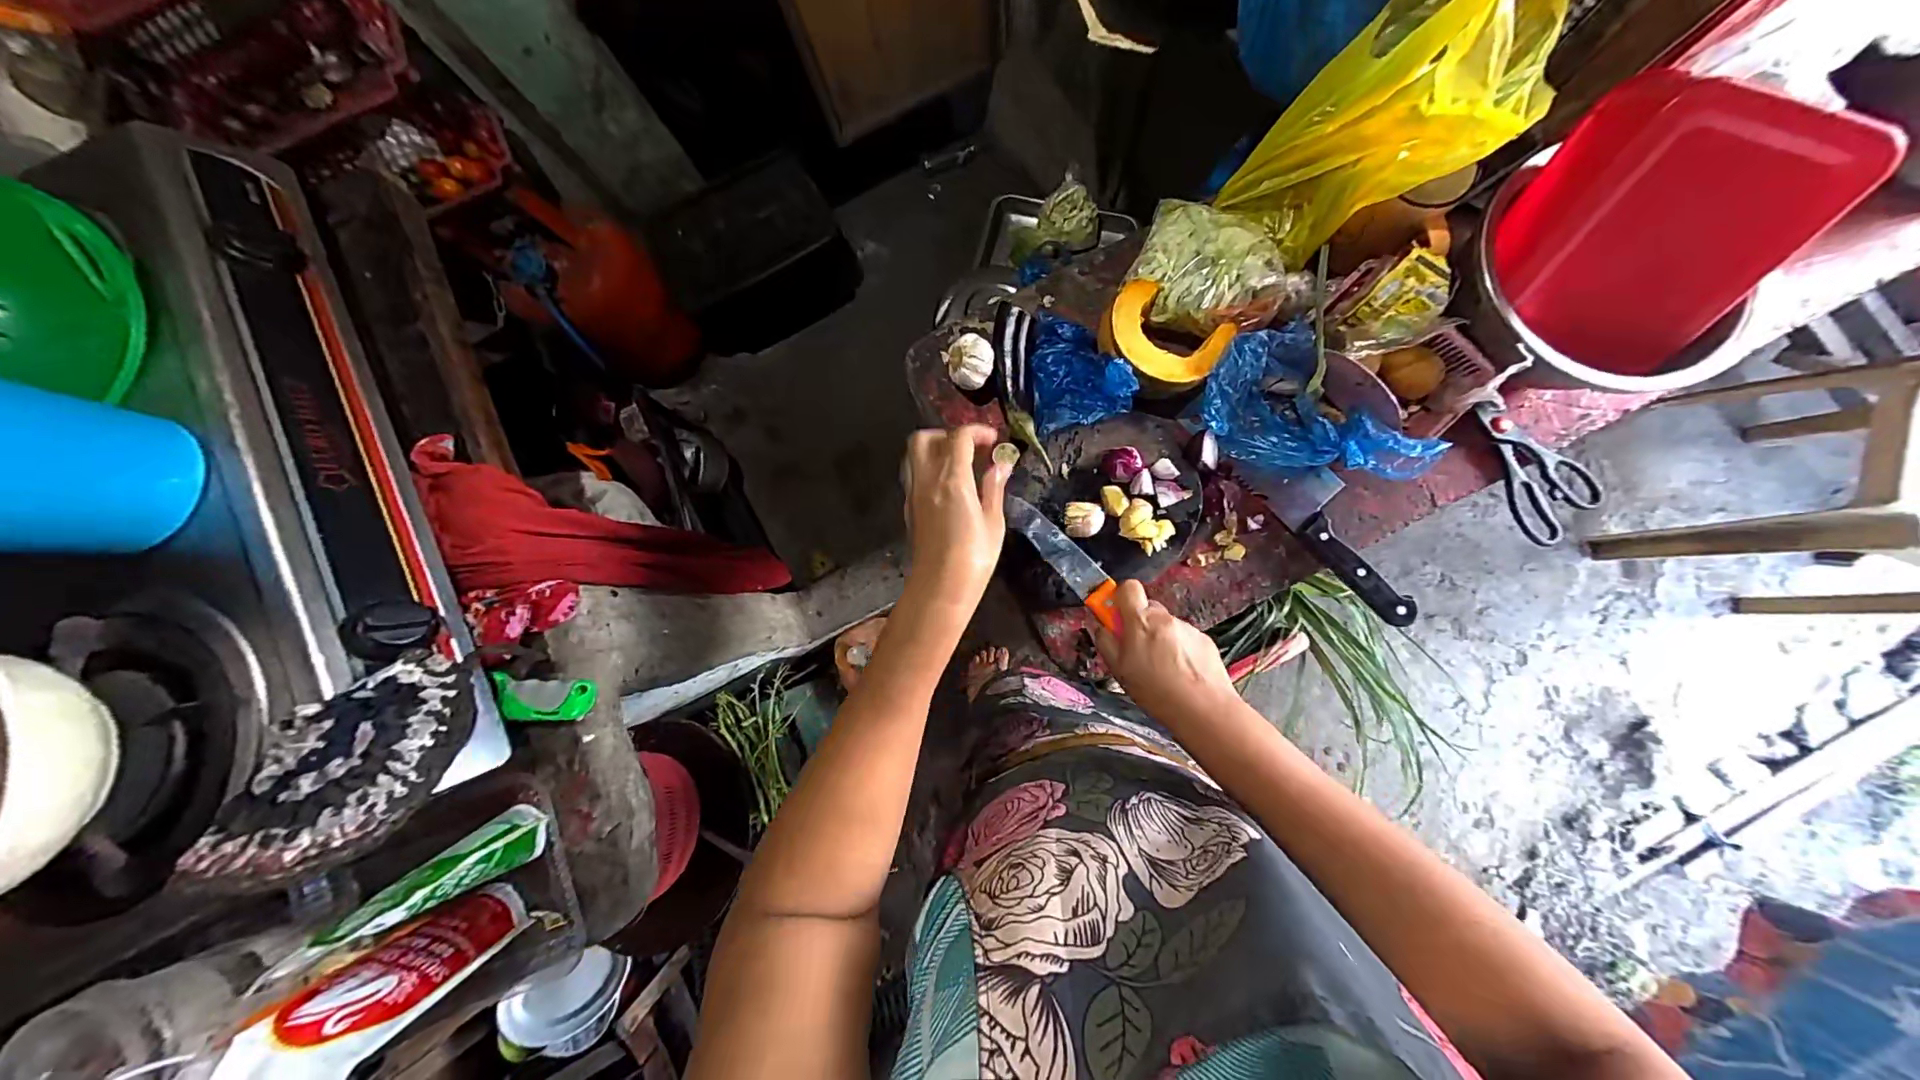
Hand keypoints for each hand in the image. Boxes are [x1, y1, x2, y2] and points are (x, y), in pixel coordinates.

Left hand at [903, 426, 1009, 609]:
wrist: (940, 588)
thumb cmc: (974, 558)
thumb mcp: (993, 522)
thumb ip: (993, 487)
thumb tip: (1000, 464)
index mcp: (952, 479)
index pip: (958, 437)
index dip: (977, 431)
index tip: (994, 441)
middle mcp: (927, 480)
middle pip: (925, 438)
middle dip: (948, 435)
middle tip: (971, 449)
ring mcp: (913, 493)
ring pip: (914, 454)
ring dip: (935, 449)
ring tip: (960, 465)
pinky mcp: (909, 508)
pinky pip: (914, 474)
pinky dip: (929, 468)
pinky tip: (949, 486)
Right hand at [1094, 580, 1239, 725]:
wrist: (1203, 708)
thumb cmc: (1156, 691)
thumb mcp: (1119, 670)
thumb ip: (1105, 642)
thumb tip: (1099, 626)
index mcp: (1140, 621)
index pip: (1128, 587)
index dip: (1120, 597)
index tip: (1115, 615)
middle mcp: (1164, 618)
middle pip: (1148, 608)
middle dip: (1140, 623)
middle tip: (1137, 650)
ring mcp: (1186, 627)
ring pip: (1166, 625)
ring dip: (1160, 639)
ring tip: (1162, 669)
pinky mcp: (1204, 639)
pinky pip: (1185, 638)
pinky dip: (1180, 650)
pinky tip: (1180, 673)